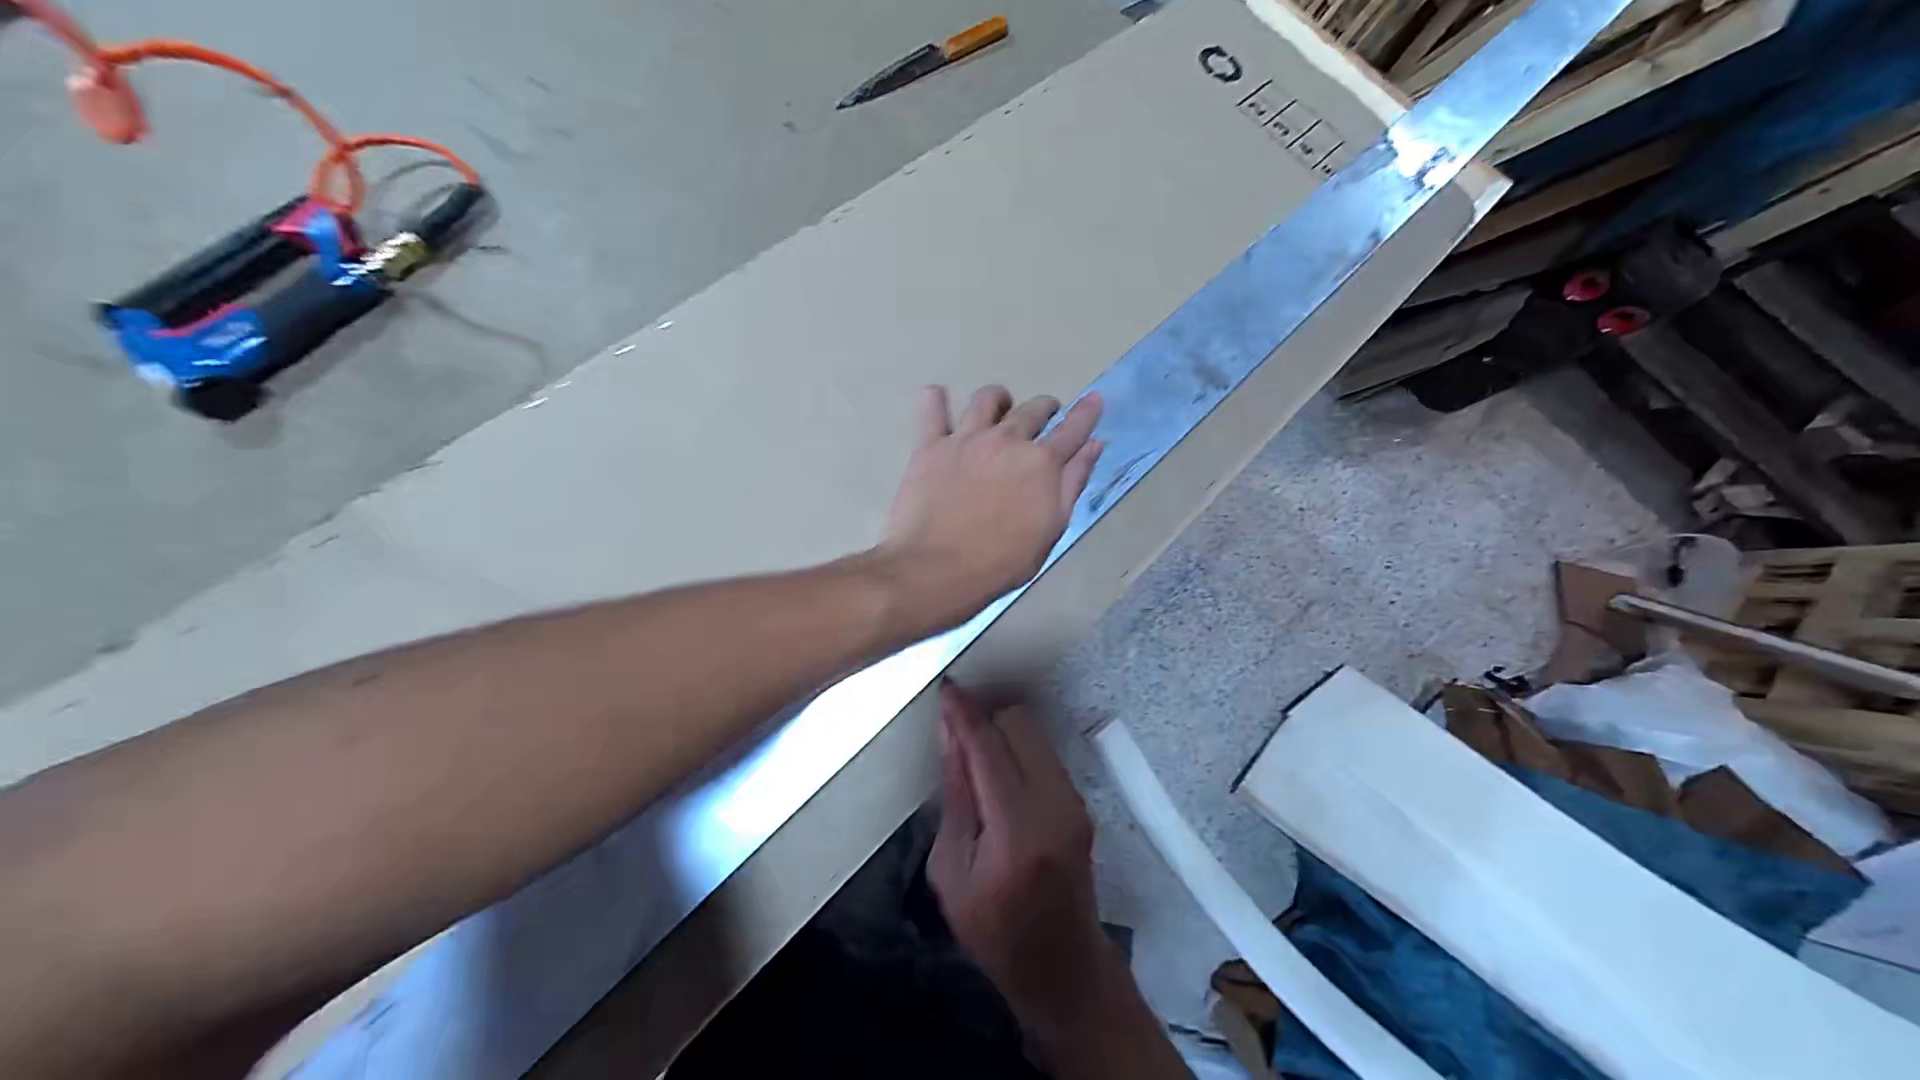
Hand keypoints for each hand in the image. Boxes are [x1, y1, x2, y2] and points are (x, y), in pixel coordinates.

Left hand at [875, 385, 1102, 637]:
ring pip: (986, 399)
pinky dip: (936, 399)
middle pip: (1032, 410)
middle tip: (1043, 417)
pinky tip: (939, 400)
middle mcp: (1006, 440)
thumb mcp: (1051, 528)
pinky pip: (931, 406)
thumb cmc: (1002, 562)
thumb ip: (1073, 483)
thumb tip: (1093, 446)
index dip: (1086, 413)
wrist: (938, 569)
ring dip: (999, 400)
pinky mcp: (929, 446)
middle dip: (1044, 409)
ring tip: (997, 410)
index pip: (1072, 430)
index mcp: (1041, 463)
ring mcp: (965, 439)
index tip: (1094, 399)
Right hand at [927, 682, 1118, 1031]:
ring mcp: (1074, 801)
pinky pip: (1043, 751)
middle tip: (954, 733)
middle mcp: (1054, 804)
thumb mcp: (952, 872)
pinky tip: (998, 773)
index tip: (946, 689)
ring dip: (1001, 731)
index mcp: (1017, 829)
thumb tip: (952, 737)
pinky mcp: (1080, 802)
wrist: (1063, 967)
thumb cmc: (995, 932)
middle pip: (1019, 723)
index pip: (988, 748)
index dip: (964, 713)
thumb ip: (956, 797)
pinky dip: (1017, 749)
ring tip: (973, 756)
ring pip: (1034, 731)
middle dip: (984, 718)